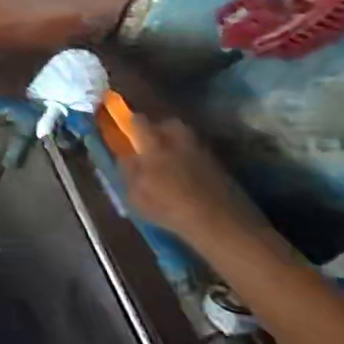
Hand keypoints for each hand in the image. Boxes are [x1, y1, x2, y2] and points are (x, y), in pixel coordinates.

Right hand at [121, 116, 268, 247]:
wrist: (218, 221)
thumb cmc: (168, 209)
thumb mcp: (136, 196)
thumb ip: (128, 173)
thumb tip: (125, 157)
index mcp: (154, 148)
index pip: (141, 125)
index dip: (134, 122)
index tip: (129, 124)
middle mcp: (179, 143)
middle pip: (170, 124)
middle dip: (160, 127)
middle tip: (153, 139)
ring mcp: (202, 152)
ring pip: (187, 136)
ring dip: (177, 140)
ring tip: (170, 155)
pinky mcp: (218, 164)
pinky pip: (199, 151)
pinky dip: (190, 155)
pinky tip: (187, 171)